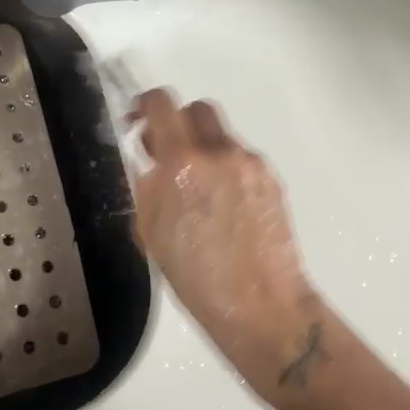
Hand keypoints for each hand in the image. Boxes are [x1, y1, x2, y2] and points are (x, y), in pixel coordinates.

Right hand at [129, 89, 320, 380]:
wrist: (260, 306)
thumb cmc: (195, 278)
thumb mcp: (150, 231)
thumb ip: (147, 184)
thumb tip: (150, 158)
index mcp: (181, 164)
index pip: (161, 103)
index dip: (144, 105)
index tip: (137, 122)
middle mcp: (219, 153)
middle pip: (196, 108)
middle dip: (178, 123)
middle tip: (168, 153)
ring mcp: (250, 164)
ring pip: (220, 136)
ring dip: (203, 149)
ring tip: (198, 190)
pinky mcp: (272, 179)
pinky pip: (241, 159)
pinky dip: (226, 170)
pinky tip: (224, 207)